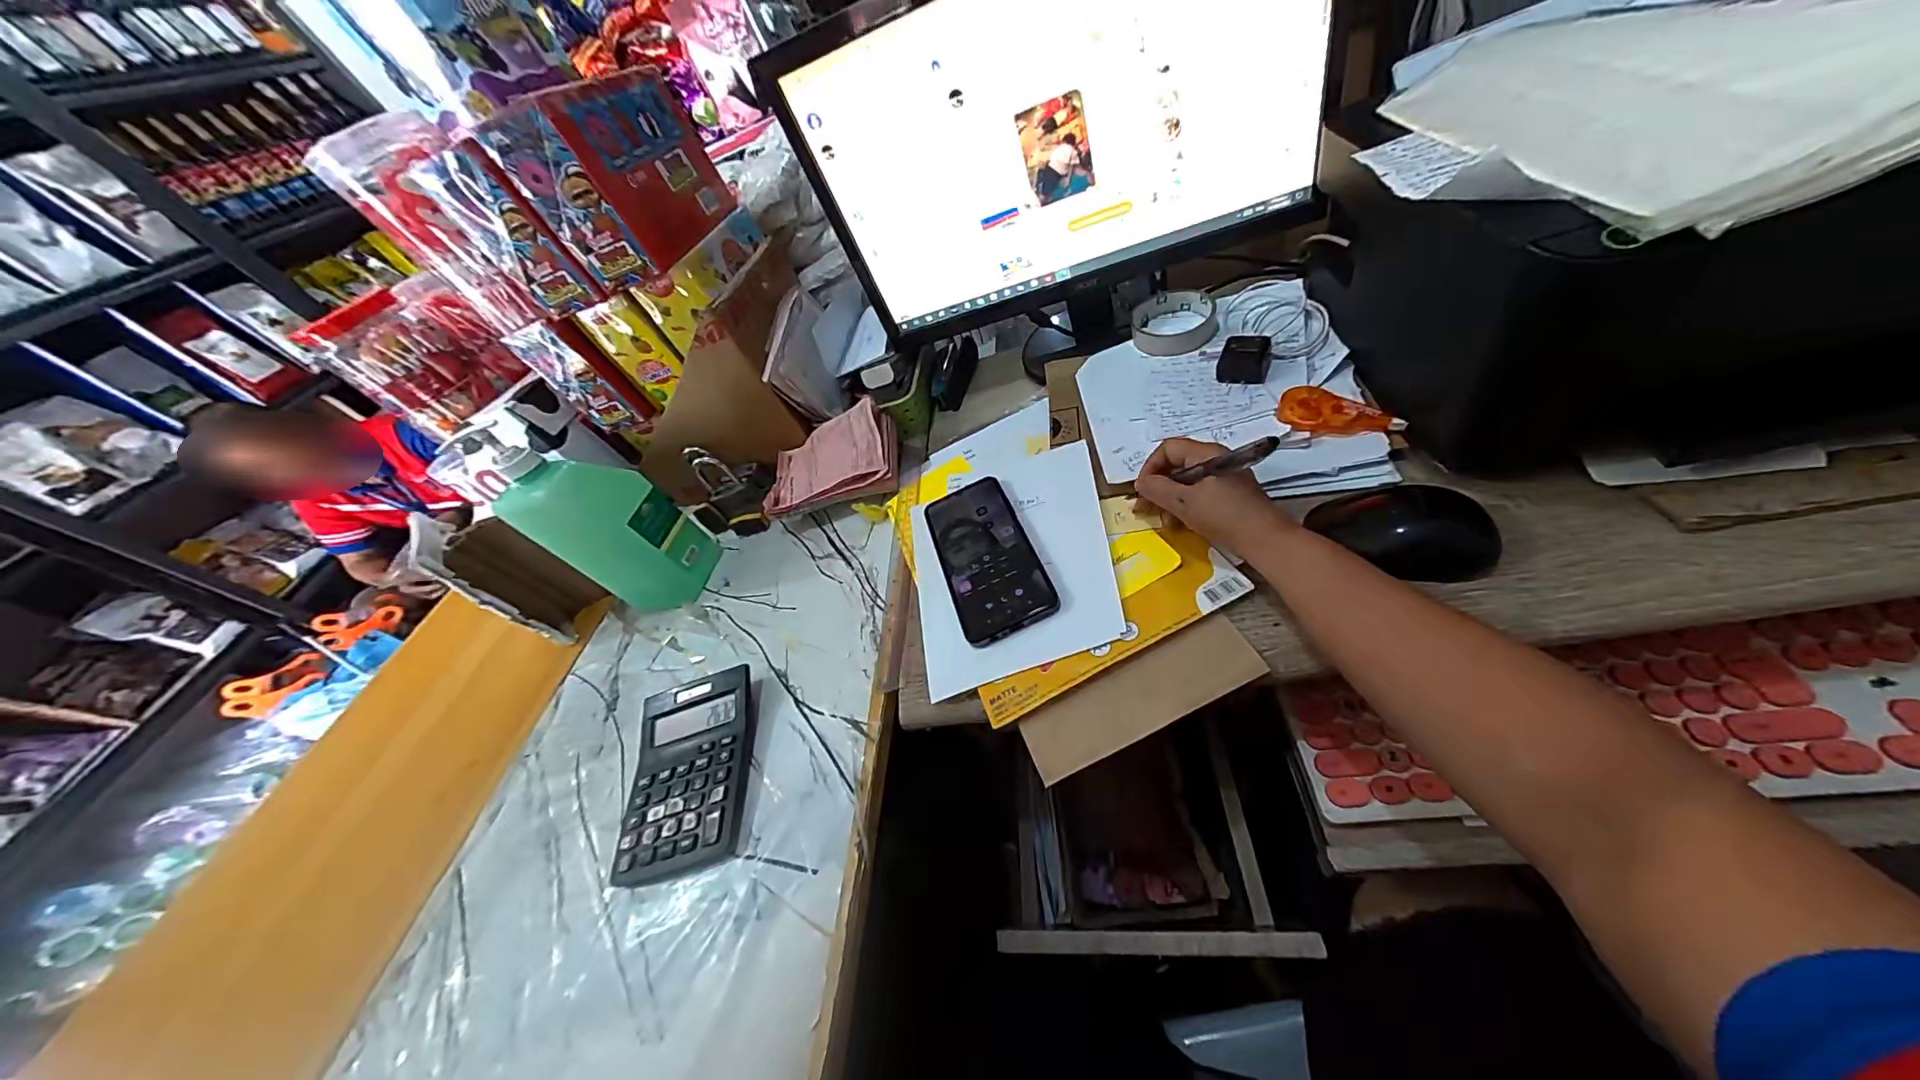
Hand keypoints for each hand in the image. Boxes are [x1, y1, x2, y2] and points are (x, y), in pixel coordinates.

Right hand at [1133, 437, 1292, 551]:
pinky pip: (1199, 491)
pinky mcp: (1230, 493)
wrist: (1265, 540)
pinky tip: (1180, 521)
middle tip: (1147, 507)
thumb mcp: (1184, 503)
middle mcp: (1216, 459)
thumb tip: (1141, 482)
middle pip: (1177, 463)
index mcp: (1206, 454)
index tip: (1142, 490)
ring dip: (1169, 497)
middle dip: (1158, 485)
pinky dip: (1185, 503)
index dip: (1150, 467)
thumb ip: (1157, 489)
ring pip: (1187, 480)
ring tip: (1163, 518)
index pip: (1168, 448)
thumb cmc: (1223, 517)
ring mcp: (1225, 477)